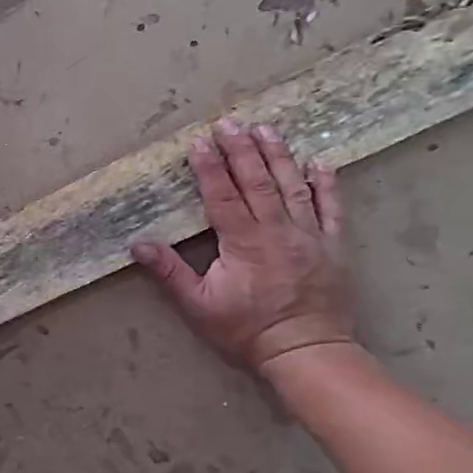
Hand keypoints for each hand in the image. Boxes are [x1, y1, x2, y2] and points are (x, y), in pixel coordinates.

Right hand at [131, 118, 353, 368]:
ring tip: (266, 129)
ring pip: (293, 187)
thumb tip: (139, 244)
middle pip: (258, 182)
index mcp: (243, 242)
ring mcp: (309, 236)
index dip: (209, 167)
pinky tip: (319, 162)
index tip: (199, 141)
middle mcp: (278, 231)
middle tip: (230, 122)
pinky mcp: (332, 246)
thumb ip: (169, 272)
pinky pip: (331, 208)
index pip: (222, 195)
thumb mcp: (198, 305)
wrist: (306, 351)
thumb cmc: (245, 330)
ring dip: (278, 156)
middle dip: (241, 150)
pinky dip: (326, 184)